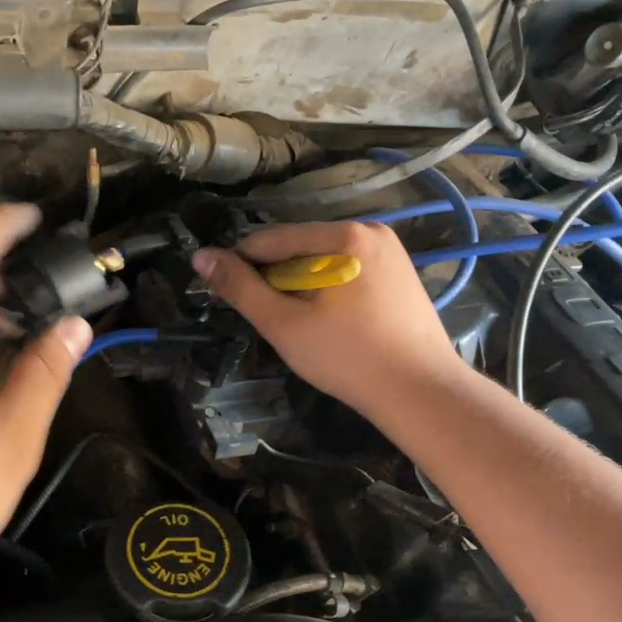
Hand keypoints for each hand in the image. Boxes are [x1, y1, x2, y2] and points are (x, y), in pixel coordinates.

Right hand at [193, 222, 462, 413]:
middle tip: (272, 321)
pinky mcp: (400, 273)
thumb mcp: (283, 324)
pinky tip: (330, 323)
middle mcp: (369, 229)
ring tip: (300, 325)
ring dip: (300, 286)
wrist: (420, 391)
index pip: (269, 239)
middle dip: (276, 278)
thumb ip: (240, 288)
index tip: (230, 300)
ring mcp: (390, 250)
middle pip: (297, 247)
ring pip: (321, 259)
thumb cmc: (347, 358)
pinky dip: (328, 290)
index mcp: (342, 234)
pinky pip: (347, 270)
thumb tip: (200, 257)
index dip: (241, 268)